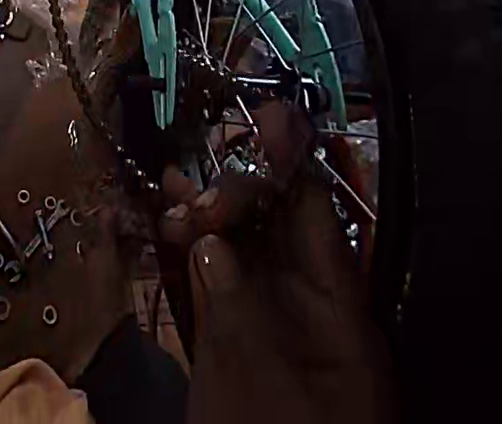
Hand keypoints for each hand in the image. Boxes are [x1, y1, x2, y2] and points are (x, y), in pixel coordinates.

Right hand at [159, 103, 394, 423]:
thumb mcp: (266, 386)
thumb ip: (236, 308)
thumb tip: (206, 242)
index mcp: (334, 306)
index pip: (311, 213)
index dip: (288, 161)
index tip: (263, 116)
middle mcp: (304, 297)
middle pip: (270, 219)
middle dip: (230, 191)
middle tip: (188, 192)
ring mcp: (268, 311)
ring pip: (238, 240)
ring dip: (204, 210)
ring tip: (170, 186)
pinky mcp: (237, 325)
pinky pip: (216, 270)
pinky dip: (193, 242)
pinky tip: (168, 219)